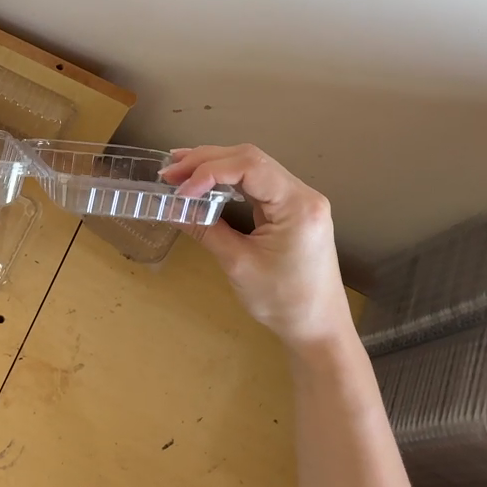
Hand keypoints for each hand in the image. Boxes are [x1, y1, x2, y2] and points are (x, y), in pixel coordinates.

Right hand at [159, 145, 355, 352]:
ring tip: (178, 169)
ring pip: (252, 166)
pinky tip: (203, 180)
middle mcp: (302, 193)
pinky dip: (226, 178)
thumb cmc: (283, 301)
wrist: (318, 328)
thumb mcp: (238, 264)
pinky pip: (256, 183)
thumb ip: (206, 229)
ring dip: (214, 165)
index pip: (249, 166)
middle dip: (206, 161)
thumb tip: (172, 208)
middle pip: (250, 158)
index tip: (180, 191)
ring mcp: (298, 200)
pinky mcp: (290, 210)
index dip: (209, 170)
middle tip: (168, 173)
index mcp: (297, 204)